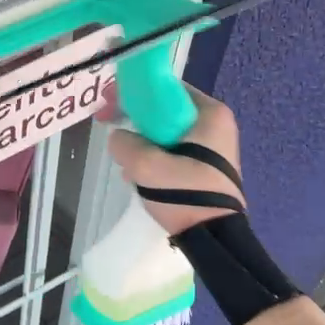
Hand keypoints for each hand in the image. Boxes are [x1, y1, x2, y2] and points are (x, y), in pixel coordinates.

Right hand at [98, 83, 244, 234]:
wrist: (213, 236)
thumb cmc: (185, 193)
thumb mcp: (145, 164)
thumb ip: (124, 143)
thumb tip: (118, 137)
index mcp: (209, 114)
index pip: (166, 88)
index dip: (133, 93)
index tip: (108, 105)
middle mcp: (216, 124)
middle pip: (165, 110)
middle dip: (134, 120)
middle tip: (109, 128)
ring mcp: (213, 147)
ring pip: (166, 133)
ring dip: (141, 142)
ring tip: (125, 163)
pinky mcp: (207, 167)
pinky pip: (173, 151)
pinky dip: (154, 157)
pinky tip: (139, 176)